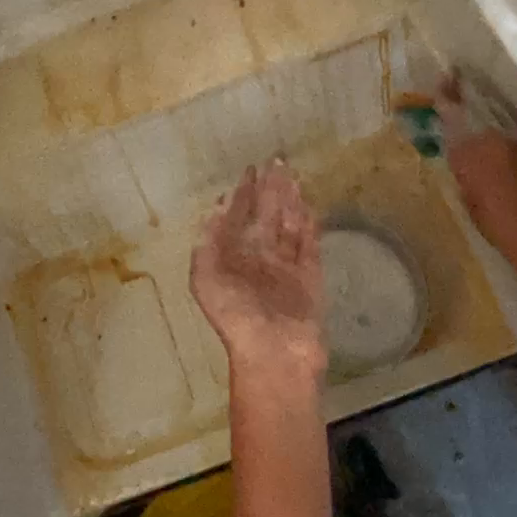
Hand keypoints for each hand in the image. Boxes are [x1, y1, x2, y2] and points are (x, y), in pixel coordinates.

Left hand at [190, 160, 325, 374]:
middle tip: (276, 160)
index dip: (242, 195)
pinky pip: (309, 244)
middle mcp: (257, 260)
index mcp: (230, 260)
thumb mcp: (206, 279)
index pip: (236, 219)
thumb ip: (209, 241)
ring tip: (292, 174)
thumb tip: (216, 206)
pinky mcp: (310, 278)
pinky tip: (309, 204)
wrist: (275, 356)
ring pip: (288, 226)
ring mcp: (285, 268)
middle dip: (269, 189)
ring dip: (289, 200)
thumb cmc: (236, 317)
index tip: (249, 171)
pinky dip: (309, 224)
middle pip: (265, 217)